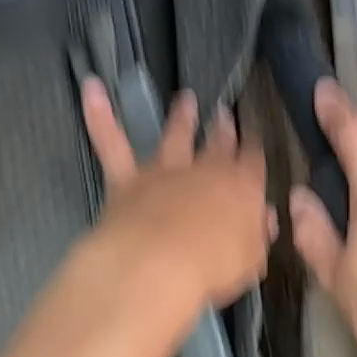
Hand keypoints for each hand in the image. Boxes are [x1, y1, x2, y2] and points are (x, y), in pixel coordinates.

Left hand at [81, 79, 274, 307]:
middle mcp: (206, 172)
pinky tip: (92, 89)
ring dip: (180, 117)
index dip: (253, 150)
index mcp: (242, 190)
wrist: (158, 265)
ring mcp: (165, 171)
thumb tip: (265, 218)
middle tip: (224, 112)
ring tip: (185, 99)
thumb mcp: (251, 259)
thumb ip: (257, 235)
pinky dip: (100, 115)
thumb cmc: (212, 267)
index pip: (253, 163)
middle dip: (224, 129)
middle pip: (218, 145)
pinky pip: (111, 142)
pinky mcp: (128, 179)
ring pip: (175, 136)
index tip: (253, 138)